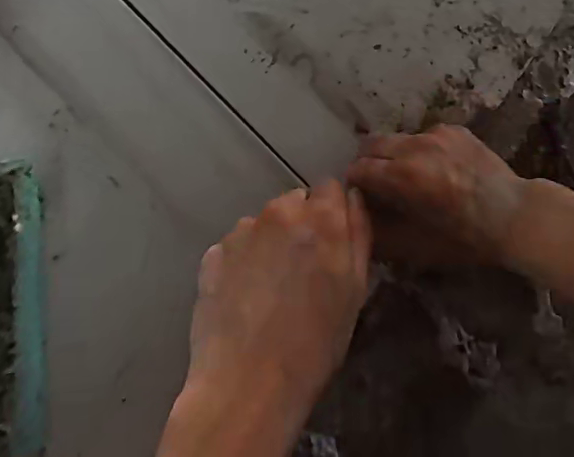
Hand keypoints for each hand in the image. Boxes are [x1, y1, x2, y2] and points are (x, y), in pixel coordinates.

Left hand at [159, 180, 370, 456]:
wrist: (249, 386)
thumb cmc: (317, 340)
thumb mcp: (356, 287)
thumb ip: (359, 232)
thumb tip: (354, 197)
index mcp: (323, 216)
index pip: (331, 187)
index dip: (333, 212)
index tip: (331, 241)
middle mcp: (281, 211)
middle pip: (296, 201)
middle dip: (301, 225)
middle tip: (302, 268)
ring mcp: (243, 231)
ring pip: (264, 224)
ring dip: (270, 241)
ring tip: (270, 287)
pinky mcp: (213, 255)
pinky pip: (236, 247)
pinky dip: (242, 262)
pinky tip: (245, 298)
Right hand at [346, 125, 528, 268]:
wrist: (513, 214)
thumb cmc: (463, 238)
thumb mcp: (415, 245)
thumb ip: (378, 229)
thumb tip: (356, 214)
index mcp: (404, 175)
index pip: (359, 167)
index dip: (353, 183)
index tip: (357, 196)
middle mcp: (417, 146)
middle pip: (372, 143)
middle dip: (368, 162)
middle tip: (375, 185)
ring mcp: (438, 133)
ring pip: (399, 138)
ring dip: (394, 155)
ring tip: (408, 178)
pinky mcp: (455, 129)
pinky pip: (425, 136)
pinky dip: (420, 151)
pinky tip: (436, 170)